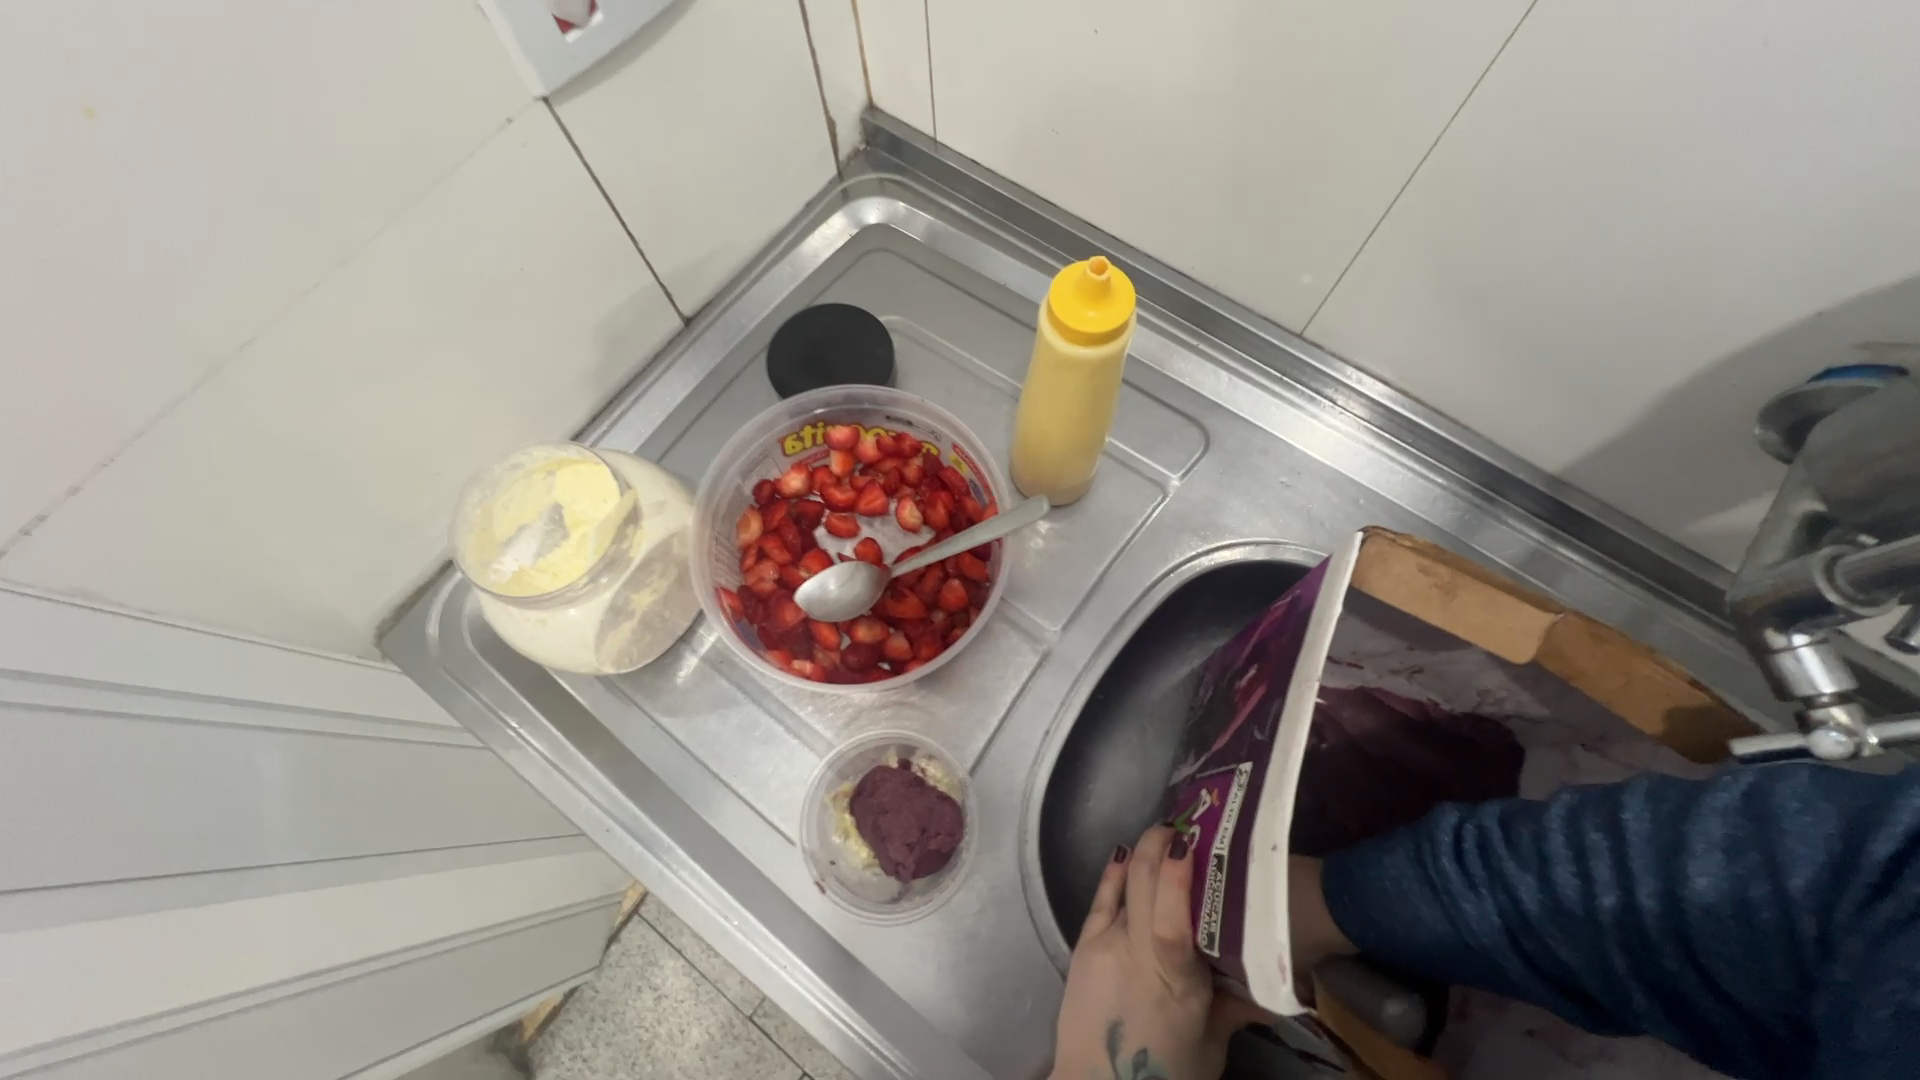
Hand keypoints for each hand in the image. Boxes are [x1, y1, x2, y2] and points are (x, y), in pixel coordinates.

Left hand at [1050, 825, 1270, 1079]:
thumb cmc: (1165, 1073)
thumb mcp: (1212, 1044)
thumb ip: (1239, 1005)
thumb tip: (1283, 986)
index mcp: (1175, 982)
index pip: (1170, 921)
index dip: (1175, 878)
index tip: (1187, 841)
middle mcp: (1137, 955)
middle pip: (1144, 886)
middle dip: (1159, 846)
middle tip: (1184, 823)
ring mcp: (1105, 945)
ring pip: (1124, 885)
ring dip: (1142, 854)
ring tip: (1162, 832)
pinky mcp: (1083, 945)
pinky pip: (1101, 900)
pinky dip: (1114, 874)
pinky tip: (1124, 853)